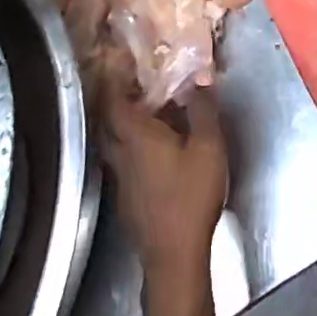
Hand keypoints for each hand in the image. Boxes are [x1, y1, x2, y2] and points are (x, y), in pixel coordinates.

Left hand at [100, 76, 227, 279]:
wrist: (175, 255)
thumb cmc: (191, 195)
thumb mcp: (208, 147)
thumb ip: (203, 110)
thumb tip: (199, 79)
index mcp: (134, 133)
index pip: (113, 97)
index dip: (115, 77)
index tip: (122, 61)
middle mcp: (119, 151)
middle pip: (108, 118)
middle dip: (117, 98)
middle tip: (135, 85)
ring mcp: (119, 177)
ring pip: (113, 140)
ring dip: (123, 124)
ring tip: (145, 114)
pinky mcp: (125, 197)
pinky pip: (121, 160)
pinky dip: (130, 146)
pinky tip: (151, 151)